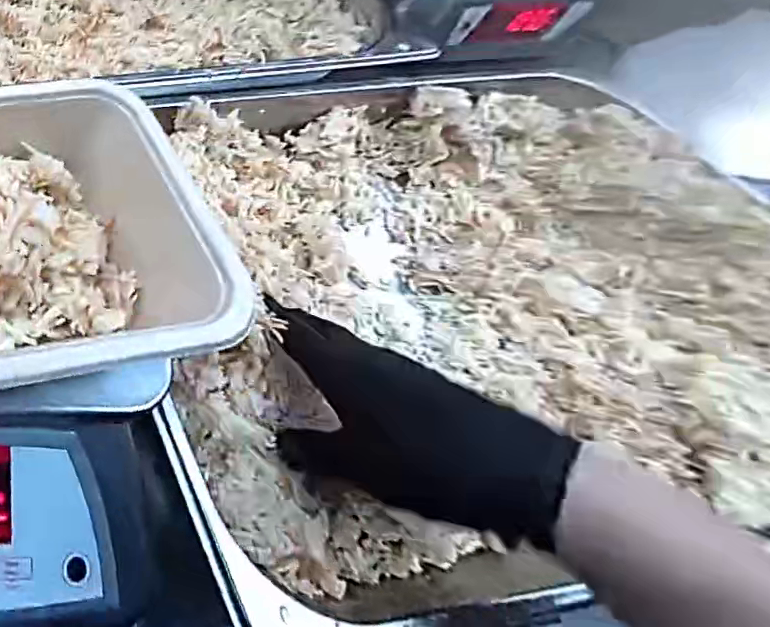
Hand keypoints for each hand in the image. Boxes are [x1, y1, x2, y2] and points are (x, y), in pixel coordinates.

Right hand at [266, 296, 580, 549]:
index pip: (299, 335)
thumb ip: (316, 453)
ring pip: (345, 340)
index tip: (255, 302)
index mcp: (344, 371)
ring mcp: (395, 364)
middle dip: (296, 319)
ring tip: (304, 337)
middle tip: (274, 312)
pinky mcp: (417, 378)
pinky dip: (344, 353)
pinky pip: (364, 354)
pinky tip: (350, 373)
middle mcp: (366, 357)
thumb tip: (279, 442)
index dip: (275, 320)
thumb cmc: (425, 463)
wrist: (514, 466)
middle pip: (322, 329)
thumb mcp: (362, 467)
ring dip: (321, 335)